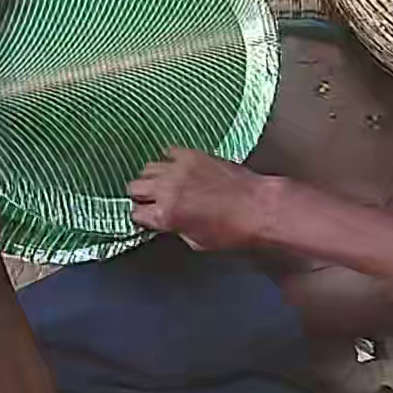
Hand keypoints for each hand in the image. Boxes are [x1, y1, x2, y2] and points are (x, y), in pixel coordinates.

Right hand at [127, 148, 280, 250]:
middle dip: (141, 195)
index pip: (136, 213)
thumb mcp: (197, 242)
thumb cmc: (231, 231)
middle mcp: (165, 189)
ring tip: (165, 182)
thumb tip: (170, 223)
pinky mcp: (191, 154)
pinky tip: (179, 167)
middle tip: (153, 199)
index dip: (141, 216)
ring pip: (148, 168)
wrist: (257, 206)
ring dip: (153, 177)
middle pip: (135, 187)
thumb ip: (176, 229)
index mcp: (165, 215)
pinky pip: (168, 151)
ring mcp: (177, 168)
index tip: (147, 216)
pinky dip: (170, 159)